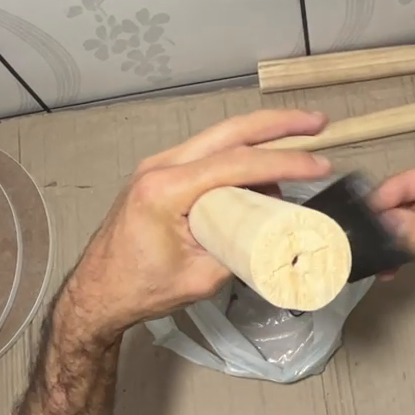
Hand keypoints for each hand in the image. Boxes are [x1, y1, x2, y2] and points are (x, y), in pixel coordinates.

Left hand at [56, 110, 332, 347]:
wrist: (96, 291)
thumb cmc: (136, 287)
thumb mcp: (199, 279)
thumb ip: (240, 254)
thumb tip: (273, 235)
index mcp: (165, 190)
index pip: (236, 164)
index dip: (283, 162)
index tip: (318, 165)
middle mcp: (160, 168)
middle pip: (229, 132)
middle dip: (278, 124)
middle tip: (317, 122)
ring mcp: (158, 167)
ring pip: (218, 137)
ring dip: (260, 136)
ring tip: (299, 144)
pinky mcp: (161, 175)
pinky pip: (207, 155)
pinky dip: (239, 156)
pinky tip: (262, 173)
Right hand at [370, 165, 414, 355]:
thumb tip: (384, 219)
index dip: (399, 188)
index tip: (368, 206)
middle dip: (389, 212)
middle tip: (359, 230)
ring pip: (410, 221)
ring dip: (388, 235)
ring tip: (367, 250)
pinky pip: (411, 246)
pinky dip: (394, 254)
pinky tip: (383, 269)